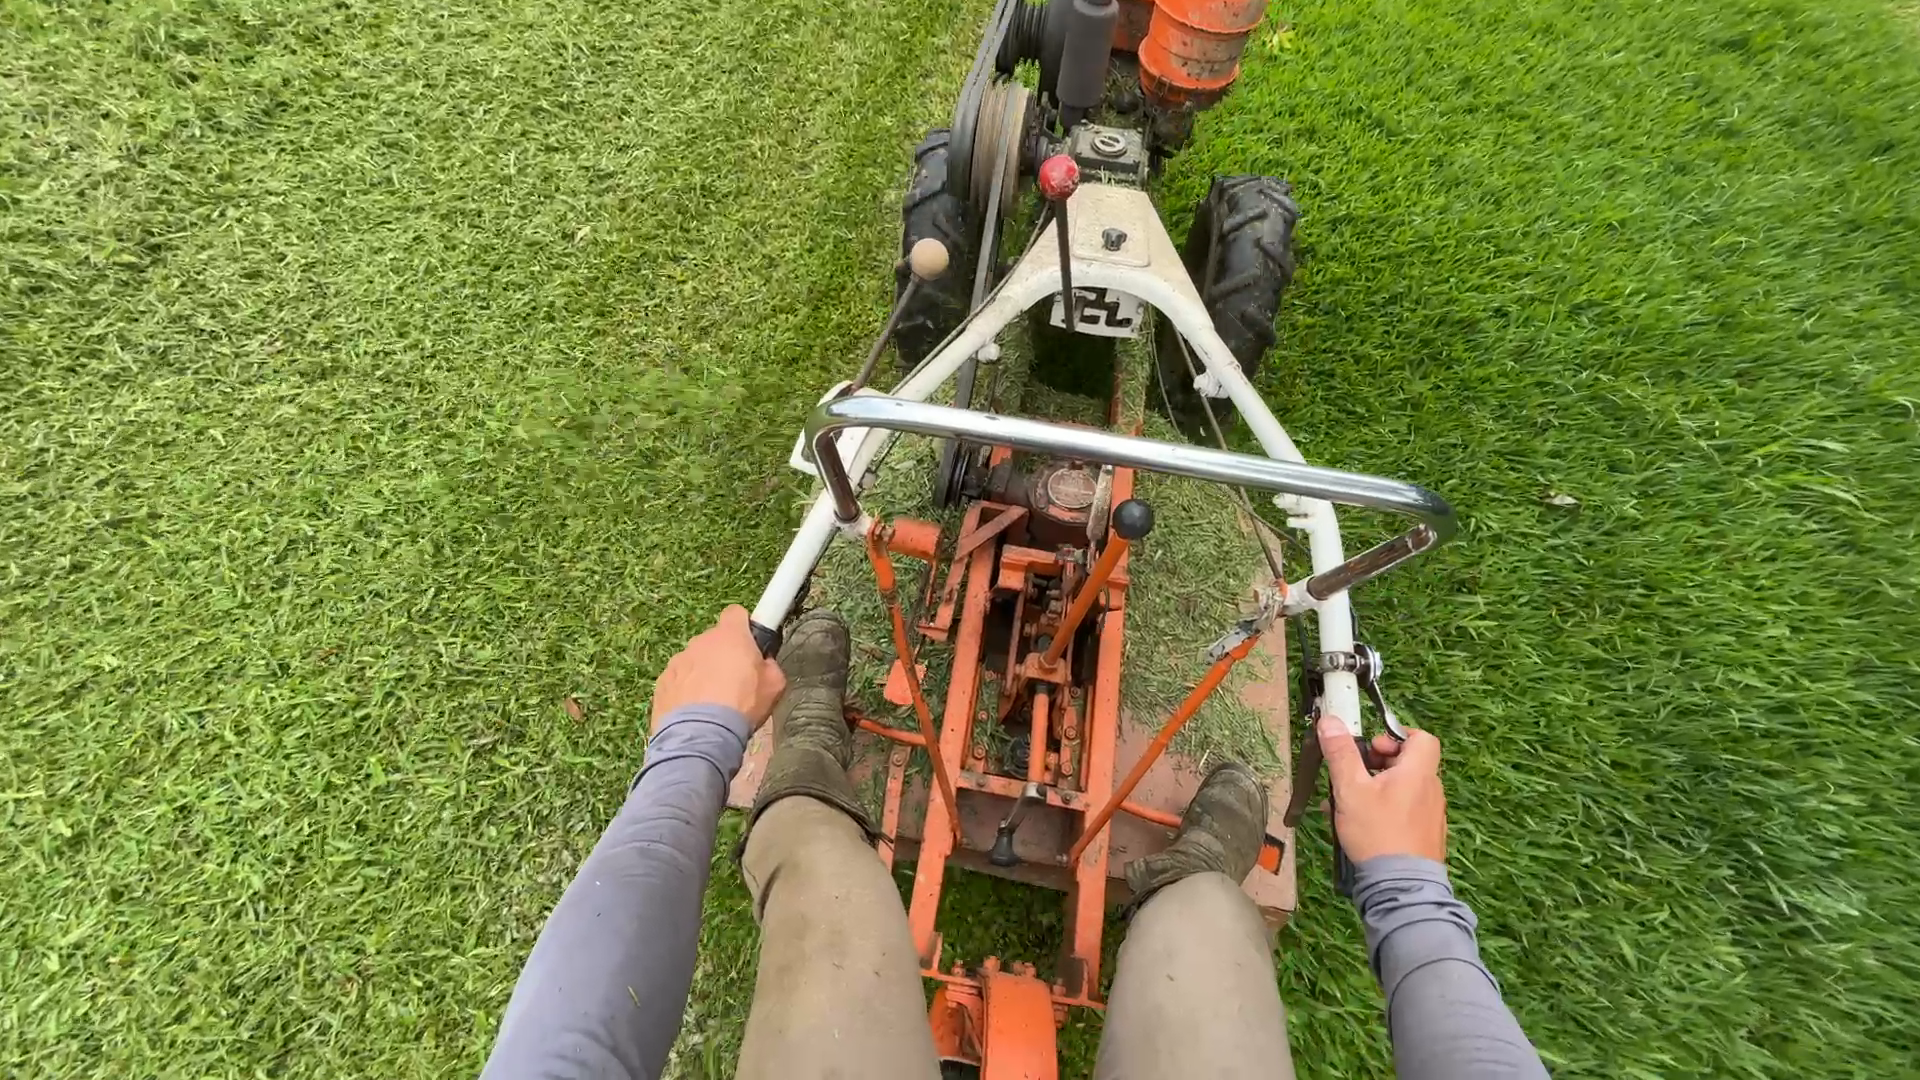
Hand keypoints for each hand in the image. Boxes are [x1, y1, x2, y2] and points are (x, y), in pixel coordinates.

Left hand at [650, 606, 786, 731]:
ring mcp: (678, 661)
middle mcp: (701, 641)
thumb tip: (764, 664)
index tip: (750, 645)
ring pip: (695, 660)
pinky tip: (696, 713)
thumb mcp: (775, 685)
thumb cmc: (742, 705)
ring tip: (714, 703)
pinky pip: (679, 680)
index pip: (736, 613)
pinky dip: (687, 691)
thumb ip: (770, 665)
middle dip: (724, 655)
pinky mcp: (662, 682)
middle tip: (736, 682)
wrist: (701, 736)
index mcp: (730, 635)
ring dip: (704, 673)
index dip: (745, 627)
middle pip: (714, 640)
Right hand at [1316, 714, 1446, 862]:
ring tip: (1348, 798)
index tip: (1370, 746)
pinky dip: (1383, 804)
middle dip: (1376, 760)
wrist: (1401, 887)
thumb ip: (1341, 753)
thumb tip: (1331, 721)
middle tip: (1354, 771)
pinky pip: (1403, 807)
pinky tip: (1358, 820)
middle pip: (1408, 761)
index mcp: (1418, 774)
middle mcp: (1430, 790)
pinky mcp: (1424, 833)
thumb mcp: (1350, 789)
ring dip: (1375, 784)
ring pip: (1402, 785)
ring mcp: (1430, 814)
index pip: (1421, 738)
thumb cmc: (1377, 832)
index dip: (1395, 734)